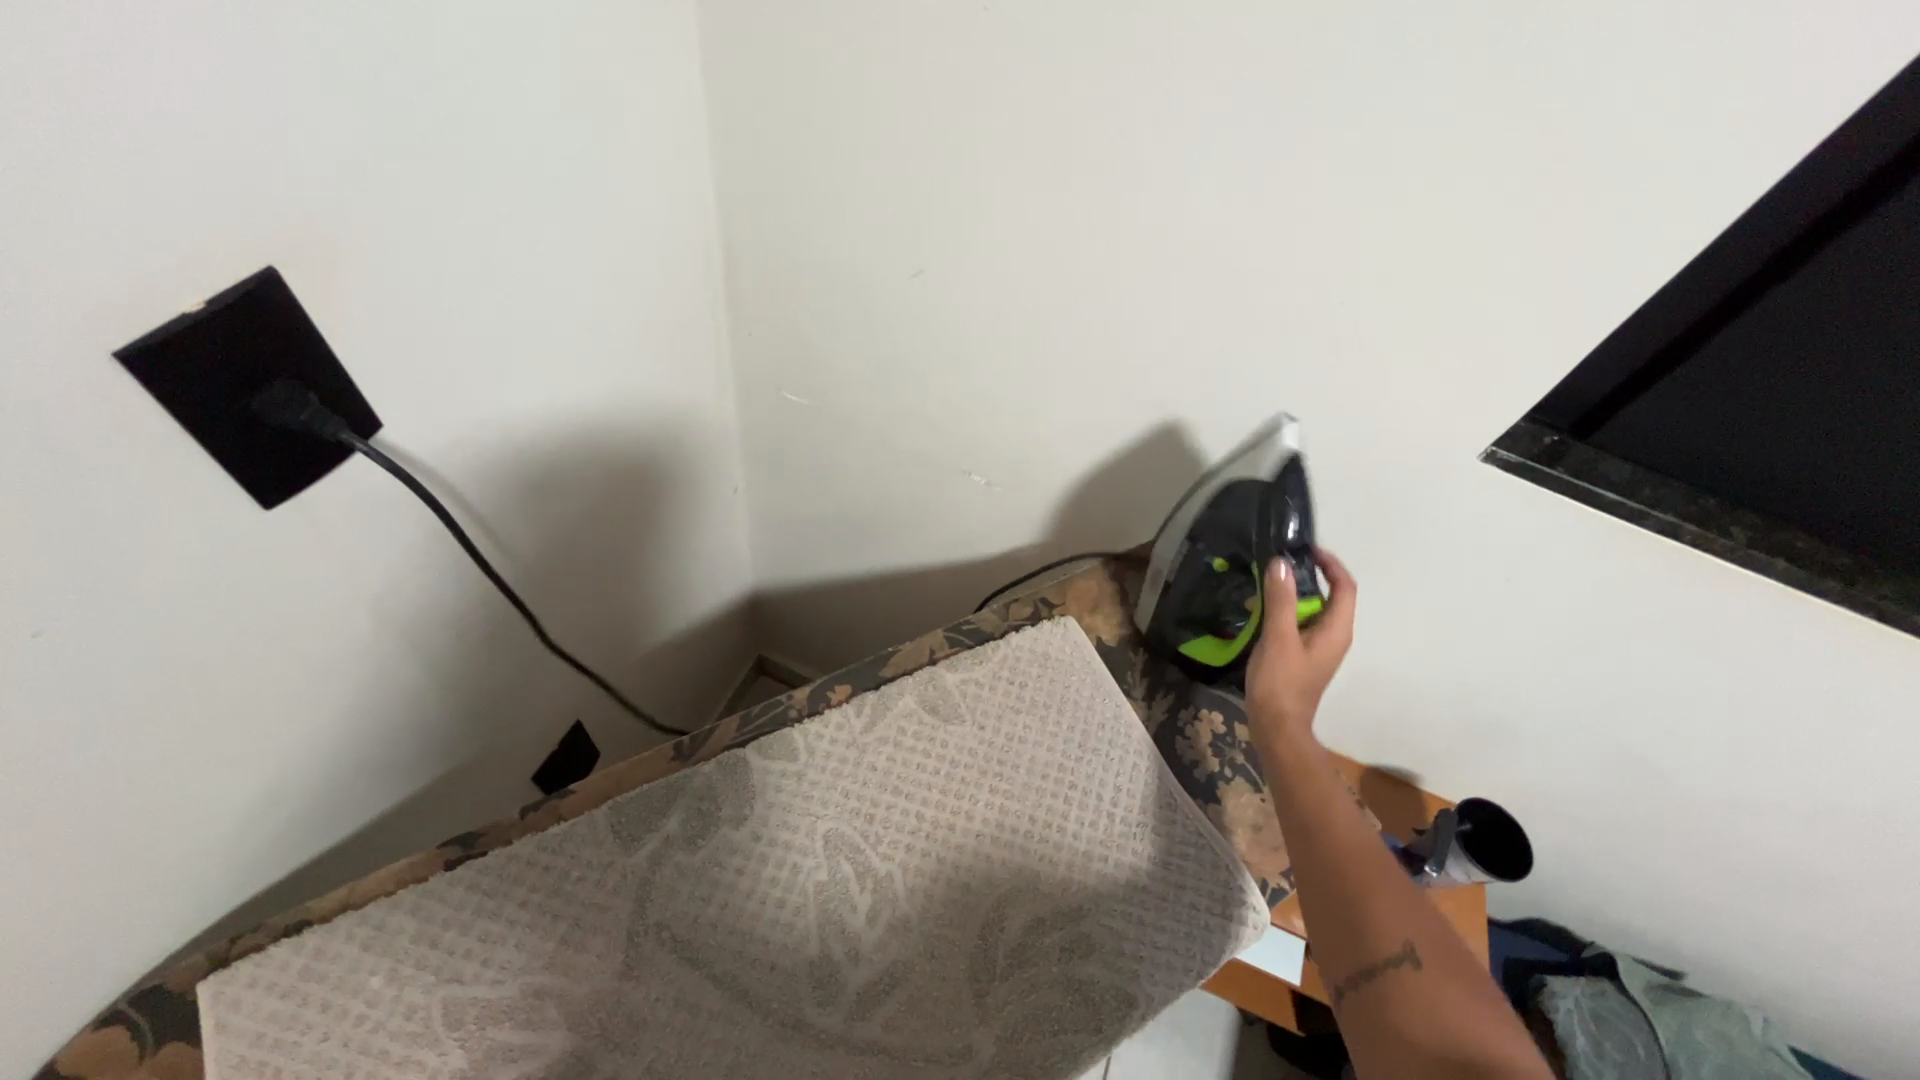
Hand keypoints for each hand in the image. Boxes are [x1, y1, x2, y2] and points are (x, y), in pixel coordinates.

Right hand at [1245, 549, 1356, 742]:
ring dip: (1293, 596)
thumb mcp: (1278, 638)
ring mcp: (1321, 648)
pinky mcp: (1305, 657)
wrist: (1277, 727)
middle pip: (1330, 596)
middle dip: (1308, 577)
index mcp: (1337, 629)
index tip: (1307, 550)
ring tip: (1265, 586)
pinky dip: (1286, 613)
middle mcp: (1335, 636)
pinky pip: (1301, 625)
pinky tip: (1261, 614)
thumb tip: (1281, 564)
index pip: (1345, 586)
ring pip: (1313, 611)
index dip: (1331, 564)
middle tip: (1279, 565)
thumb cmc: (1281, 682)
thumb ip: (1281, 600)